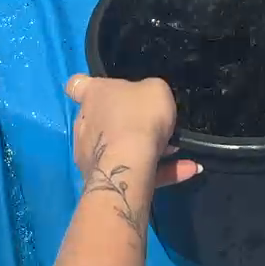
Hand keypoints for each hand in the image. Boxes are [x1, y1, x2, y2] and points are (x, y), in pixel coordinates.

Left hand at [65, 75, 201, 185]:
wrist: (129, 164)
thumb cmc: (138, 116)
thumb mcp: (156, 89)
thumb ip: (150, 92)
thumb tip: (146, 99)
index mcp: (93, 95)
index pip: (77, 85)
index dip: (86, 85)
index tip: (100, 89)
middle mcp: (85, 123)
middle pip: (100, 118)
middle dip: (124, 122)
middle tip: (151, 123)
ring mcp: (90, 154)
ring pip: (118, 147)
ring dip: (143, 148)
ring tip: (176, 150)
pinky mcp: (102, 180)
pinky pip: (133, 171)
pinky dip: (158, 171)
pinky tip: (188, 168)